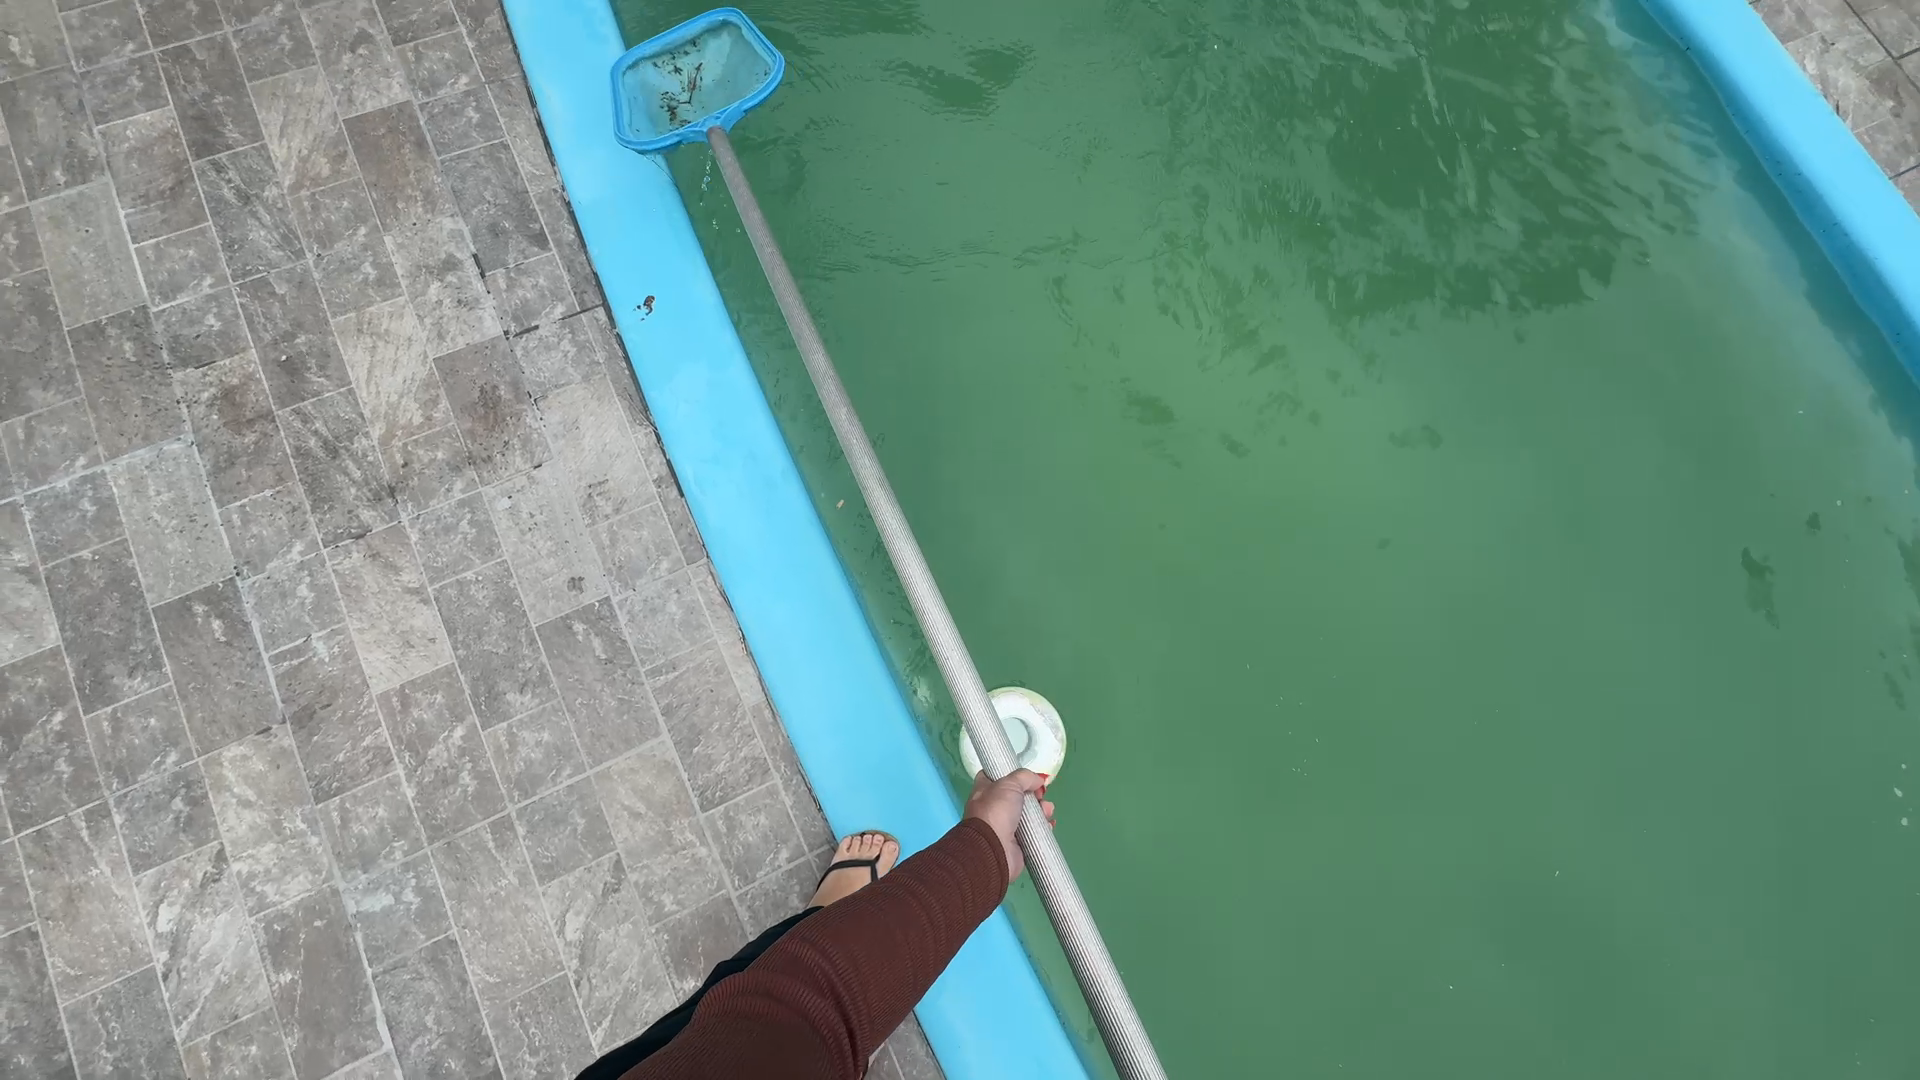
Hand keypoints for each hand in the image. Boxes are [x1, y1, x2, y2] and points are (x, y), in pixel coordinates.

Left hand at [962, 770, 1054, 880]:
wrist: (994, 849)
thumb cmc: (996, 811)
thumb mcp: (1009, 784)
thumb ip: (1024, 777)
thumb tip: (1037, 780)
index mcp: (985, 790)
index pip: (997, 776)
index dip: (1014, 774)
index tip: (1028, 777)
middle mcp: (994, 806)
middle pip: (1018, 795)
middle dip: (1034, 794)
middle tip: (1041, 796)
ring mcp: (1006, 825)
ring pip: (1029, 813)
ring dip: (1042, 810)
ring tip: (1047, 811)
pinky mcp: (1018, 842)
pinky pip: (1034, 832)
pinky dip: (1043, 827)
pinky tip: (1049, 825)